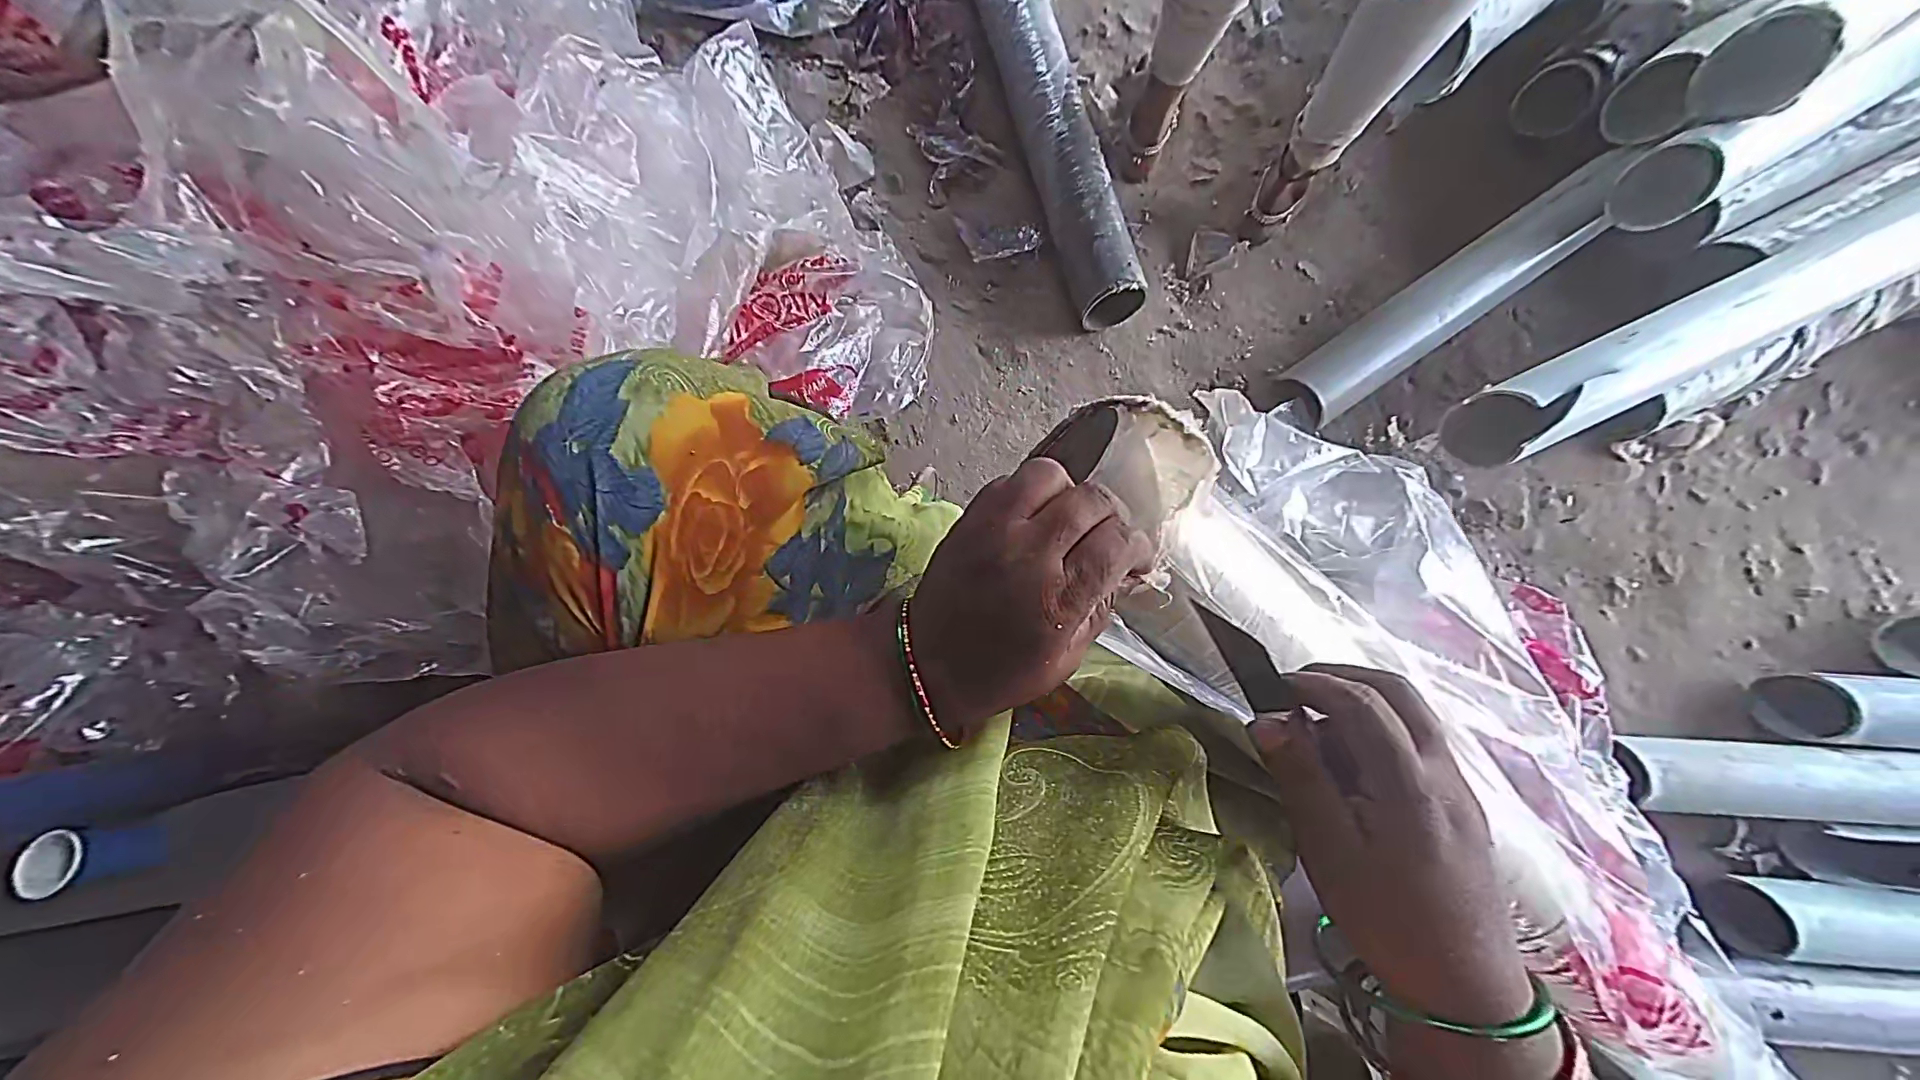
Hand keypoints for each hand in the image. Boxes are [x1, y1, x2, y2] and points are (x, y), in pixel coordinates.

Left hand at [909, 458, 1153, 736]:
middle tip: (1107, 536)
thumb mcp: (1065, 657)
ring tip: (1068, 520)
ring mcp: (994, 529)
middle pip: (1091, 501)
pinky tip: (1033, 518)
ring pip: (1050, 475)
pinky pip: (1011, 480)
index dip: (1137, 546)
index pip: (1116, 543)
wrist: (926, 663)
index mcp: (1057, 599)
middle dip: (1111, 516)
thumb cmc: (1000, 671)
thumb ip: (1102, 606)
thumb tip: (1129, 569)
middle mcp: (1027, 553)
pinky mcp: (969, 517)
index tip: (1135, 556)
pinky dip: (1032, 493)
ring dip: (1069, 493)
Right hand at [1251, 665, 1533, 1025]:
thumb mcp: (1328, 847)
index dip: (1313, 683)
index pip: (1362, 703)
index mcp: (1410, 783)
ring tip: (1316, 734)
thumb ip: (1301, 775)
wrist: (1463, 986)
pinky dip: (1377, 730)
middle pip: (1398, 692)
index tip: (1273, 687)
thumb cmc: (1385, 917)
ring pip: (1411, 713)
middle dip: (1341, 677)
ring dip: (1360, 703)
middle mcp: (1443, 772)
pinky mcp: (1461, 802)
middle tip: (1295, 692)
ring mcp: (1459, 785)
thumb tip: (1268, 718)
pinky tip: (1349, 766)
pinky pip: (1417, 741)